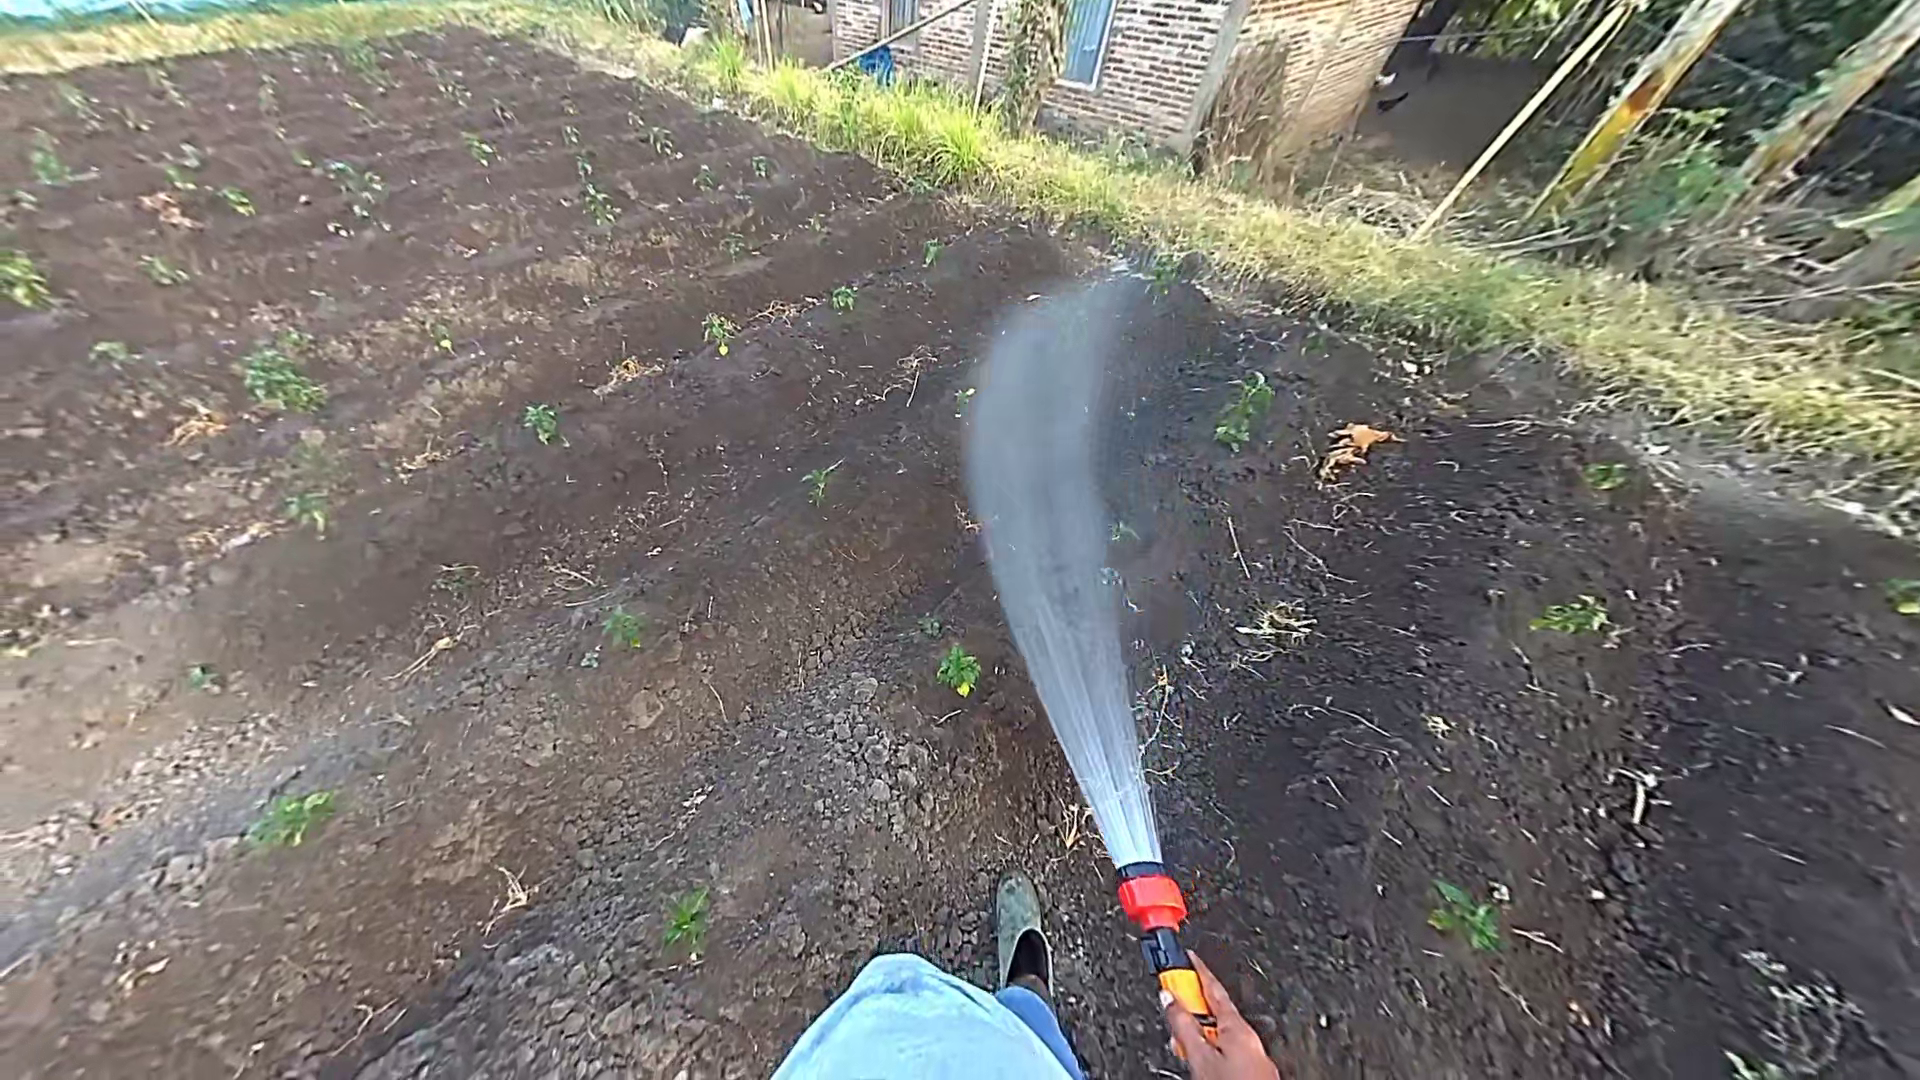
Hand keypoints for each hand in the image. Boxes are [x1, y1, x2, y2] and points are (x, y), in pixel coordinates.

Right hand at [1161, 953, 1281, 1079]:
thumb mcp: (1199, 1058)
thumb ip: (1183, 1025)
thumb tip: (1168, 997)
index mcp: (1238, 1028)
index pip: (1212, 986)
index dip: (1196, 968)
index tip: (1183, 955)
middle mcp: (1250, 1040)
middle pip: (1216, 1011)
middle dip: (1193, 1006)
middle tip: (1173, 1002)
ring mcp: (1254, 1061)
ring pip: (1221, 1035)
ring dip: (1200, 1033)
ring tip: (1182, 1042)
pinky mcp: (1254, 1076)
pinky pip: (1228, 1053)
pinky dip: (1211, 1050)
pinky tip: (1200, 1063)